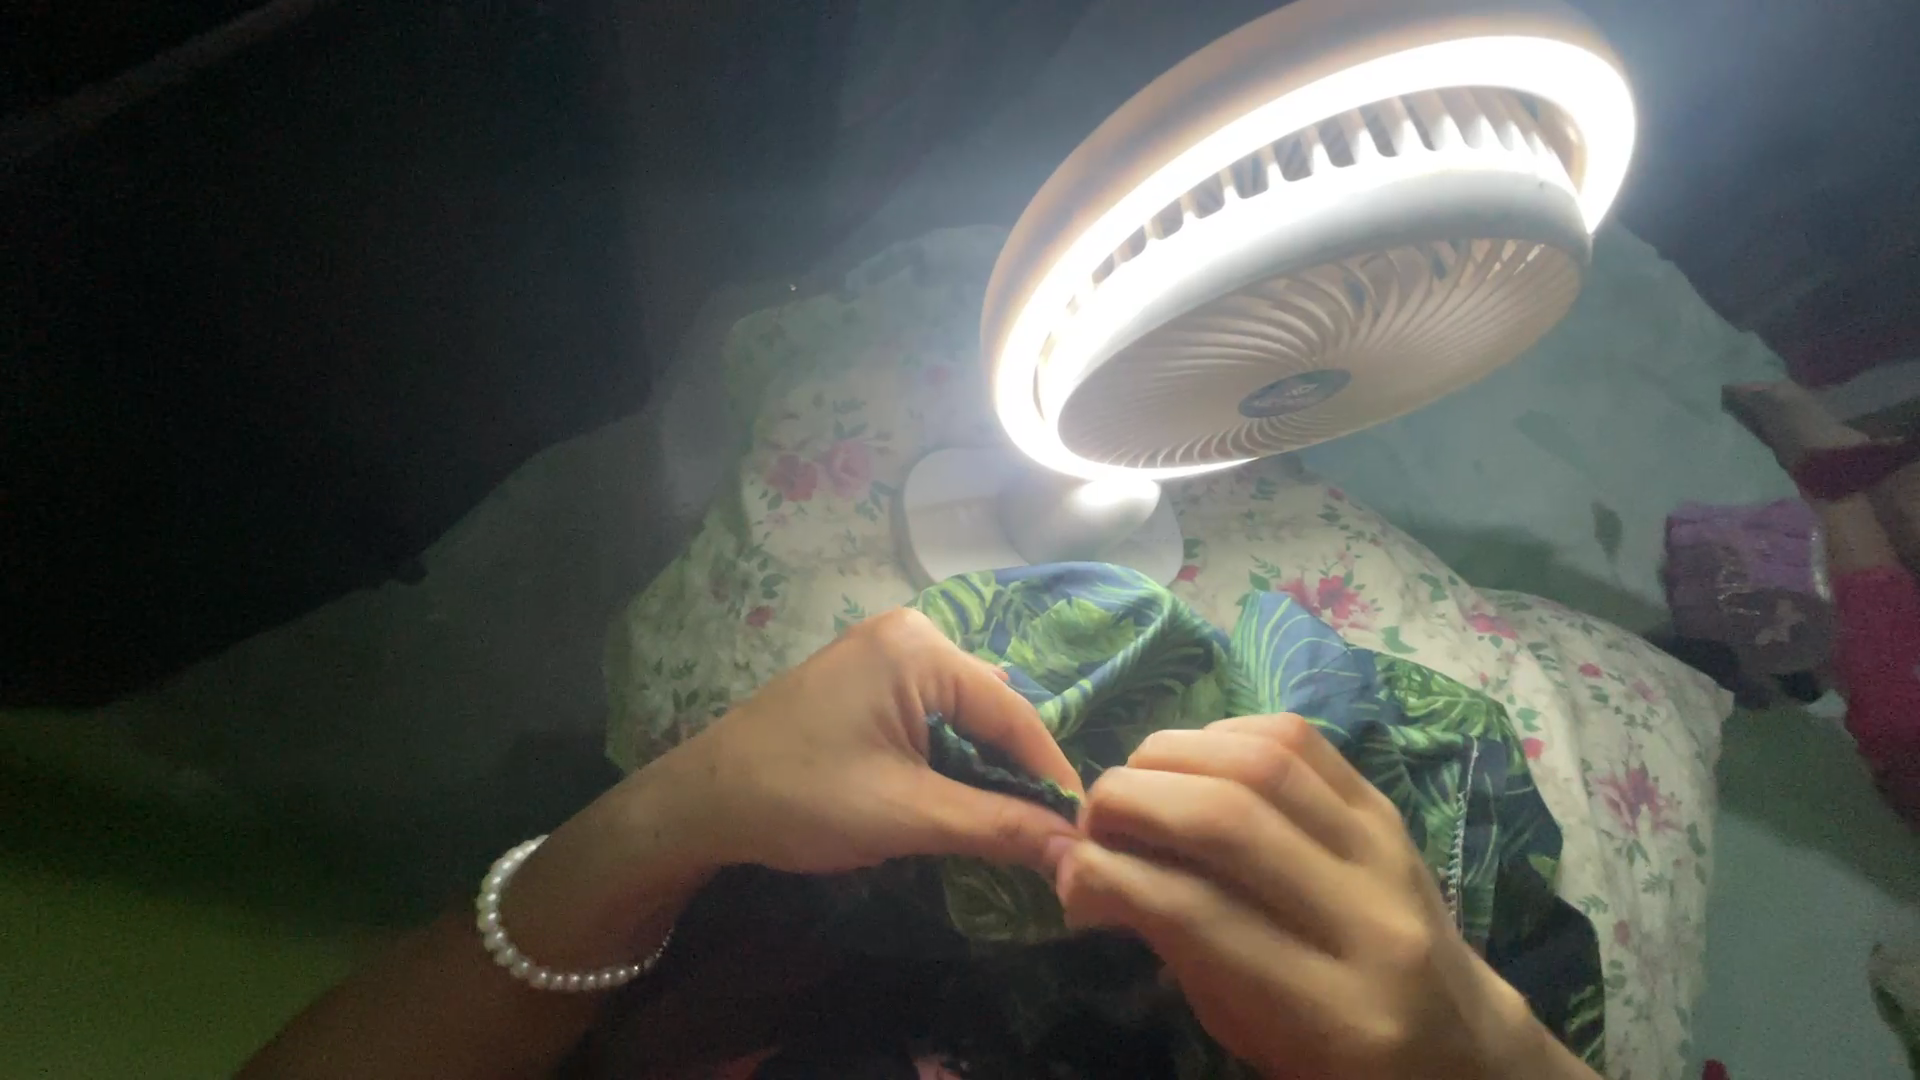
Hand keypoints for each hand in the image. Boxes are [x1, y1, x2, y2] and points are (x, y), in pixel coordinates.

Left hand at [668, 606, 1085, 874]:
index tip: (1085, 830)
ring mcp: (886, 648)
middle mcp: (910, 632)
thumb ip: (995, 826)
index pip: (1013, 713)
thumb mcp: (906, 814)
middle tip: (1052, 832)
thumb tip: (1073, 850)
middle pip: (990, 706)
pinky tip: (966, 789)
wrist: (702, 800)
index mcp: (920, 648)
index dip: (1052, 773)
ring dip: (988, 762)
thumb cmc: (801, 798)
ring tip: (1017, 818)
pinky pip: (935, 708)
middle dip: (1019, 768)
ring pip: (964, 709)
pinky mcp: (870, 673)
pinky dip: (955, 751)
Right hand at [1054, 714, 1557, 1079]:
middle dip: (1129, 801)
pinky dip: (1224, 731)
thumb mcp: (1238, 1022)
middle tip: (1094, 817)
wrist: (1457, 1040)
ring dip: (1169, 754)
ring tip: (1136, 779)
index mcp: (1333, 1013)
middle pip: (1225, 821)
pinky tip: (1196, 757)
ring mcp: (1386, 848)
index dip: (1107, 875)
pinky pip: (1295, 735)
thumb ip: (1164, 936)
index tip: (1070, 869)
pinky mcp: (1386, 802)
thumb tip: (1077, 863)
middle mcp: (1370, 921)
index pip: (1194, 913)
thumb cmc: (1327, 1051)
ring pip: (1259, 762)